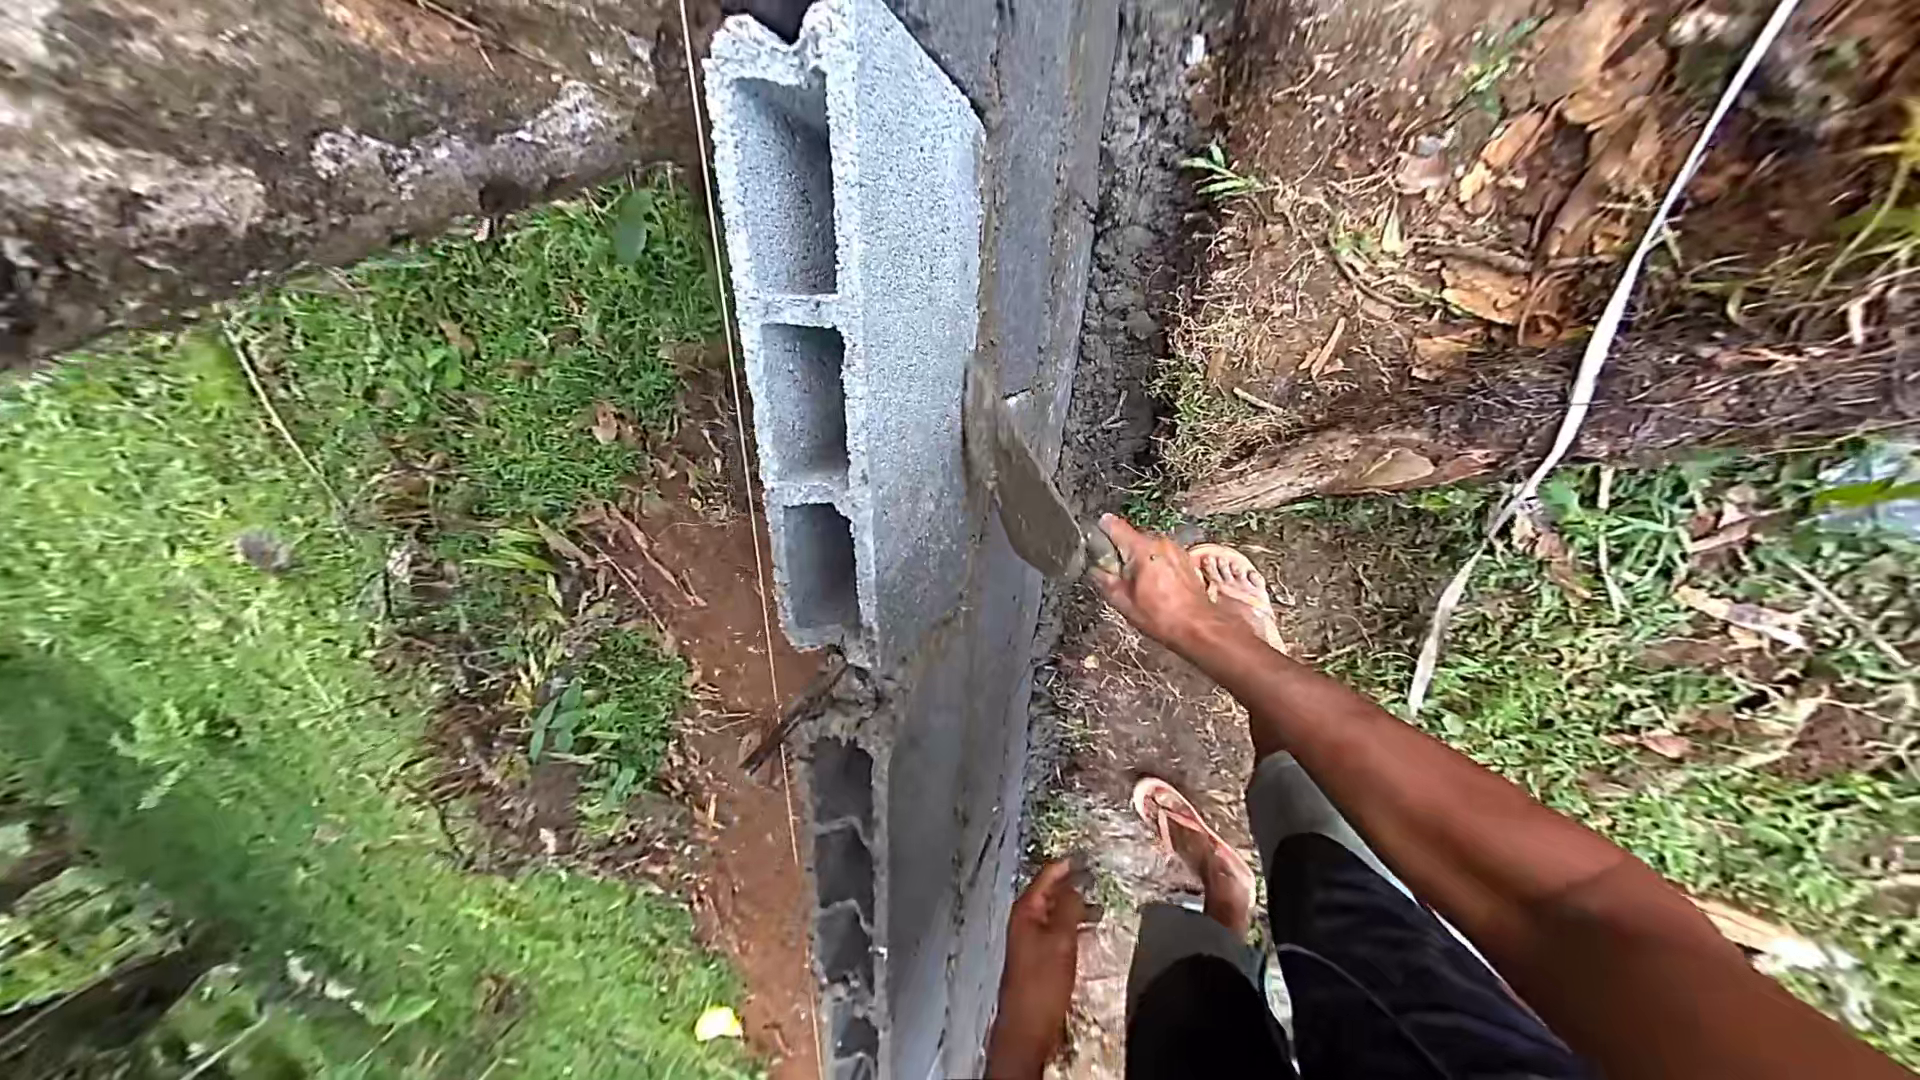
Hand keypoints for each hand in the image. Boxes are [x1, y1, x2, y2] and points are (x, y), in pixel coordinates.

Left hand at [984, 860, 1085, 1078]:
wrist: (1027, 1027)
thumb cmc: (1042, 981)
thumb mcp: (1060, 940)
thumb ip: (1068, 909)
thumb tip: (1076, 885)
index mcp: (1025, 909)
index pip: (1046, 876)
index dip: (1065, 866)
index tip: (1085, 857)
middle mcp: (1025, 918)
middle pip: (1050, 892)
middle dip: (1072, 885)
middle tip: (1096, 877)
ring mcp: (1030, 937)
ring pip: (1054, 912)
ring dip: (1074, 906)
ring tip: (1099, 904)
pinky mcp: (1038, 955)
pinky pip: (1056, 929)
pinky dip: (1071, 925)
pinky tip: (1088, 930)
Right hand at [1087, 514, 1236, 652]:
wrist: (1199, 627)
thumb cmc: (1163, 617)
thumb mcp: (1122, 602)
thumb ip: (1104, 579)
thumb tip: (1095, 568)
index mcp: (1142, 550)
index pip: (1115, 526)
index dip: (1102, 531)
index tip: (1096, 543)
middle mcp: (1160, 543)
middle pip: (1131, 538)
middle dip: (1122, 553)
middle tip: (1119, 577)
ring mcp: (1175, 549)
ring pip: (1147, 547)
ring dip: (1139, 560)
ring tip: (1139, 585)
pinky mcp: (1184, 558)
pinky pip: (1161, 555)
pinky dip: (1154, 565)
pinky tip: (1155, 586)